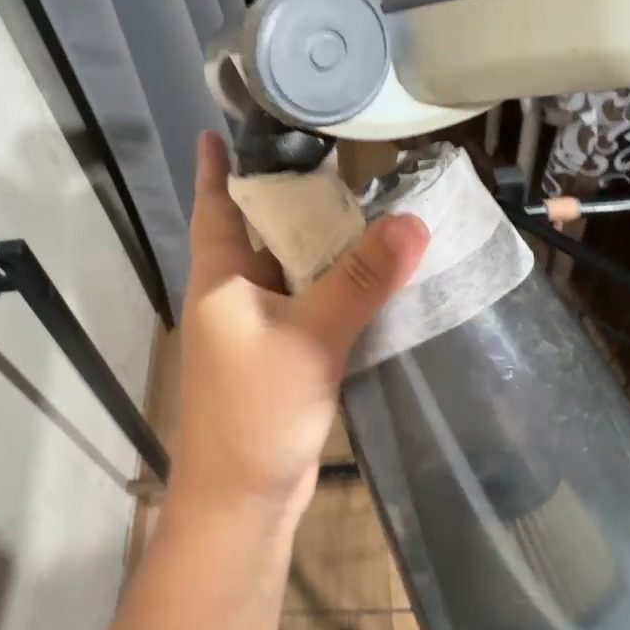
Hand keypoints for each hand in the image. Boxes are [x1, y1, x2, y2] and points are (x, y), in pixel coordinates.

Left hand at [169, 133, 429, 518]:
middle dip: (290, 197)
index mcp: (220, 278)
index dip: (217, 167)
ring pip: (289, 269)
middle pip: (260, 231)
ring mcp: (255, 328)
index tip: (222, 128)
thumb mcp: (311, 337)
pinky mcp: (280, 356)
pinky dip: (334, 285)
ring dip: (319, 243)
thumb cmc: (257, 411)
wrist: (243, 501)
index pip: (215, 205)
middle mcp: (232, 294)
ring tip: (364, 202)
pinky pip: (307, 304)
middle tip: (335, 157)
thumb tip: (413, 221)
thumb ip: (360, 280)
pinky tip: (370, 272)